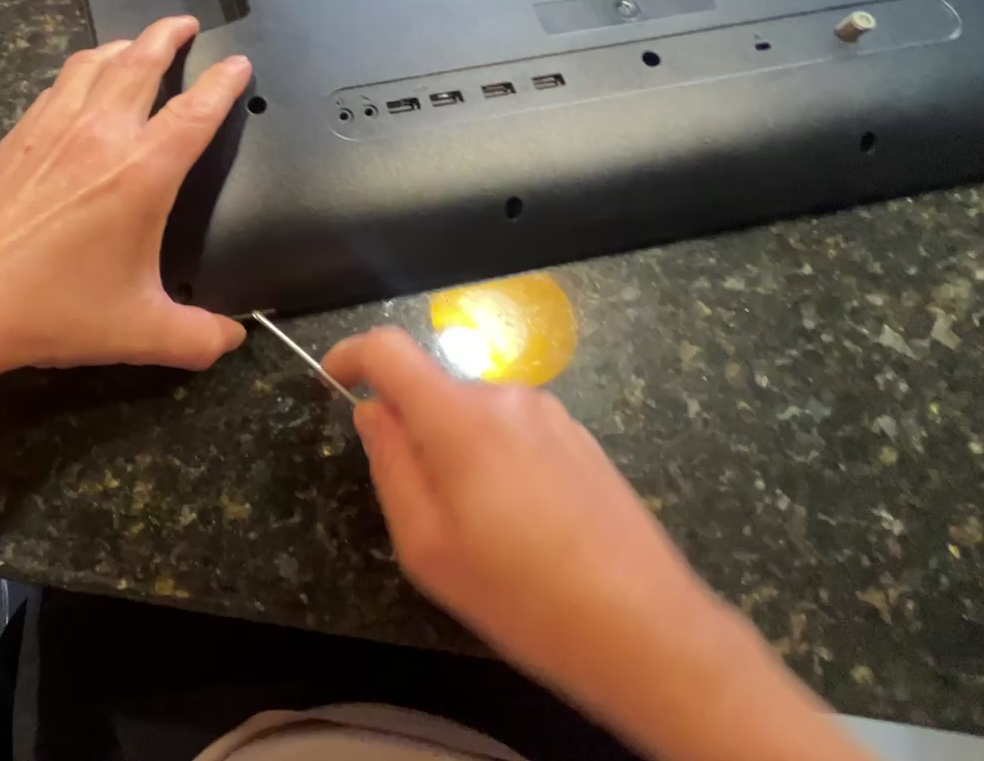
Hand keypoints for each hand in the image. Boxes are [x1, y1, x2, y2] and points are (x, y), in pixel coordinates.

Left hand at [0, 16, 249, 377]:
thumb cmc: (53, 312)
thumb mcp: (140, 333)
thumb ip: (198, 338)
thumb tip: (233, 342)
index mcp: (141, 172)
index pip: (196, 110)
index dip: (224, 83)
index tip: (238, 64)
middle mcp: (99, 135)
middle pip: (141, 61)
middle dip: (170, 34)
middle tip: (187, 24)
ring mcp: (51, 129)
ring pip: (95, 63)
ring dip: (124, 44)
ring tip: (139, 43)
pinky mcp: (17, 137)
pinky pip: (59, 84)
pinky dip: (83, 69)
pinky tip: (83, 82)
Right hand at [324, 327, 873, 760]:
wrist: (651, 633)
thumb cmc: (523, 595)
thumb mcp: (427, 545)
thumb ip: (389, 464)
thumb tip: (374, 412)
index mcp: (461, 419)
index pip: (388, 349)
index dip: (350, 356)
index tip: (332, 382)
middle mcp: (506, 398)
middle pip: (430, 389)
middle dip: (409, 431)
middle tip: (422, 508)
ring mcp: (549, 413)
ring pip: (468, 412)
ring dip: (452, 449)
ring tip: (478, 527)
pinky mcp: (578, 436)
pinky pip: (509, 428)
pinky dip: (490, 457)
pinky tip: (520, 522)